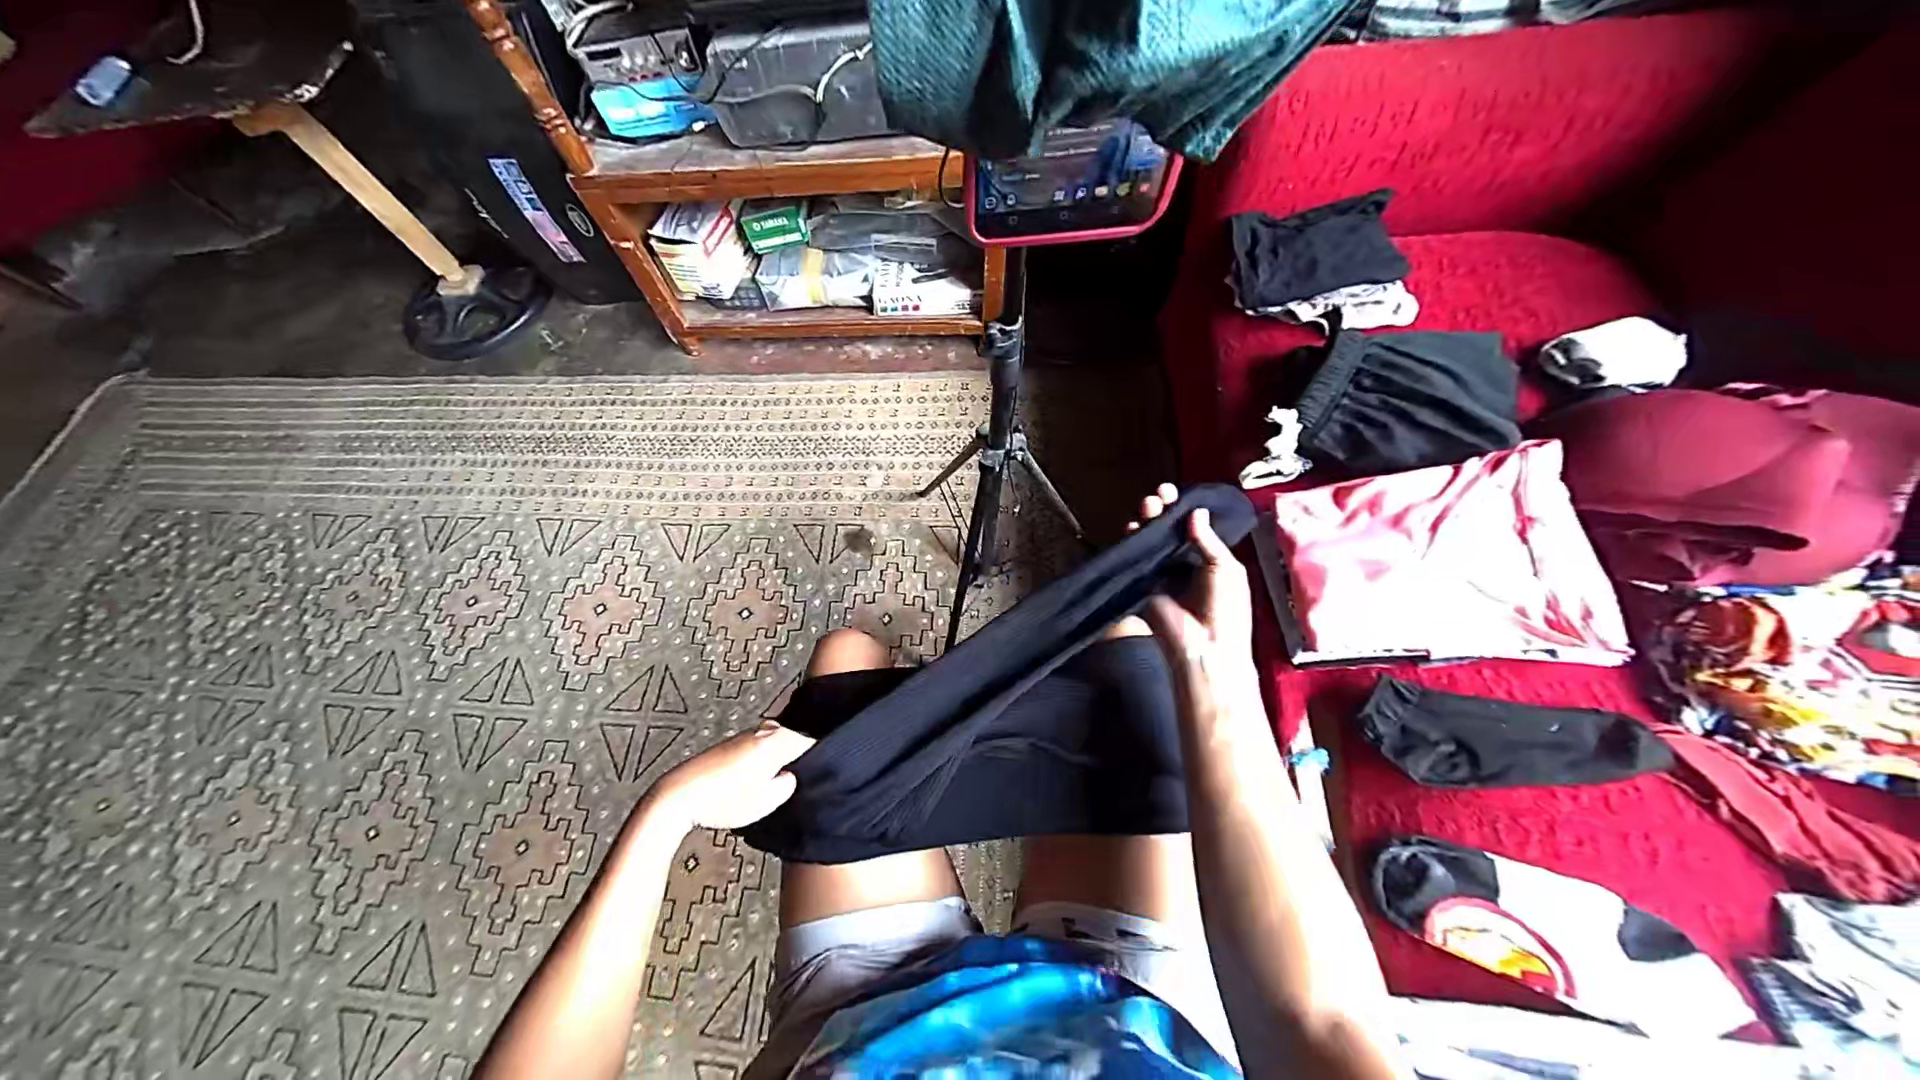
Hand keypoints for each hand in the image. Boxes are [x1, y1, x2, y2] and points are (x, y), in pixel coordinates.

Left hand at [642, 721, 814, 832]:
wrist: (679, 796)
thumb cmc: (724, 799)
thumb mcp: (767, 801)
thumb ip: (788, 784)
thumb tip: (789, 775)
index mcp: (779, 739)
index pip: (812, 742)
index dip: (821, 759)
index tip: (824, 773)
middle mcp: (765, 730)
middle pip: (795, 739)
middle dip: (799, 757)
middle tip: (801, 781)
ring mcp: (747, 734)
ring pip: (777, 743)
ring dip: (780, 758)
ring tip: (777, 784)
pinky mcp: (732, 743)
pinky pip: (760, 747)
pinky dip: (764, 759)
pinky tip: (757, 780)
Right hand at [1128, 485, 1263, 723]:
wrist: (1205, 648)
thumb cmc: (1226, 612)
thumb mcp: (1226, 568)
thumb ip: (1208, 540)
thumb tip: (1194, 512)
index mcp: (1208, 559)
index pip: (1192, 527)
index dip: (1183, 509)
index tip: (1176, 493)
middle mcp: (1183, 563)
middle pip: (1168, 530)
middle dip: (1162, 509)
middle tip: (1159, 495)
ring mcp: (1161, 573)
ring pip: (1149, 540)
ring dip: (1147, 520)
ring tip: (1147, 505)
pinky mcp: (1143, 584)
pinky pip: (1134, 559)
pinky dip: (1131, 541)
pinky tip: (1133, 528)